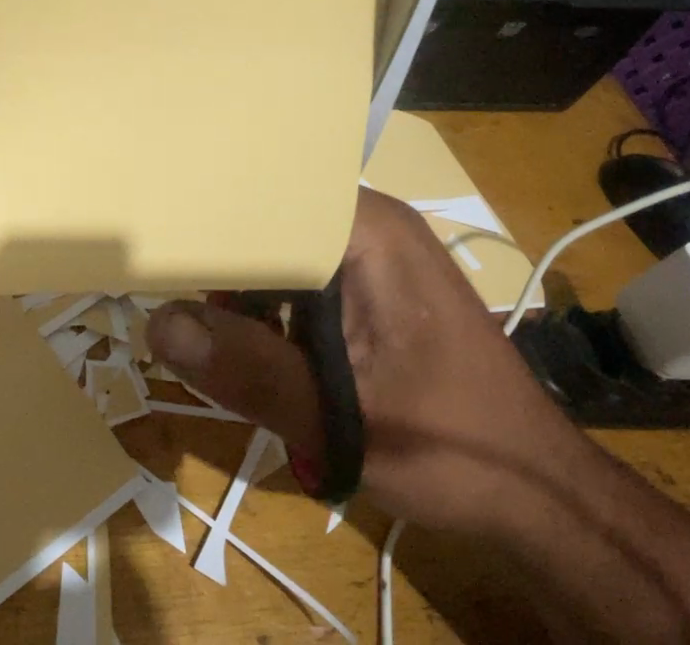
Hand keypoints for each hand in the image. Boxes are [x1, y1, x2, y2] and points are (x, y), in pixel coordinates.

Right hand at [146, 188, 587, 536]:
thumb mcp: (340, 419)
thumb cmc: (452, 448)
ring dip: (240, 296)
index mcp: (367, 231)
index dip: (206, 217)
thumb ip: (249, 370)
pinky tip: (249, 350)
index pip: (265, 194)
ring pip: (277, 255)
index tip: (151, 248)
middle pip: (266, 222)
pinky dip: (267, 313)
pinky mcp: (371, 291)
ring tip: (199, 331)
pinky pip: (297, 282)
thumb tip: (157, 323)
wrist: (538, 494)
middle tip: (162, 298)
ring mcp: (372, 257)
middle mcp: (369, 226)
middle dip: (217, 264)